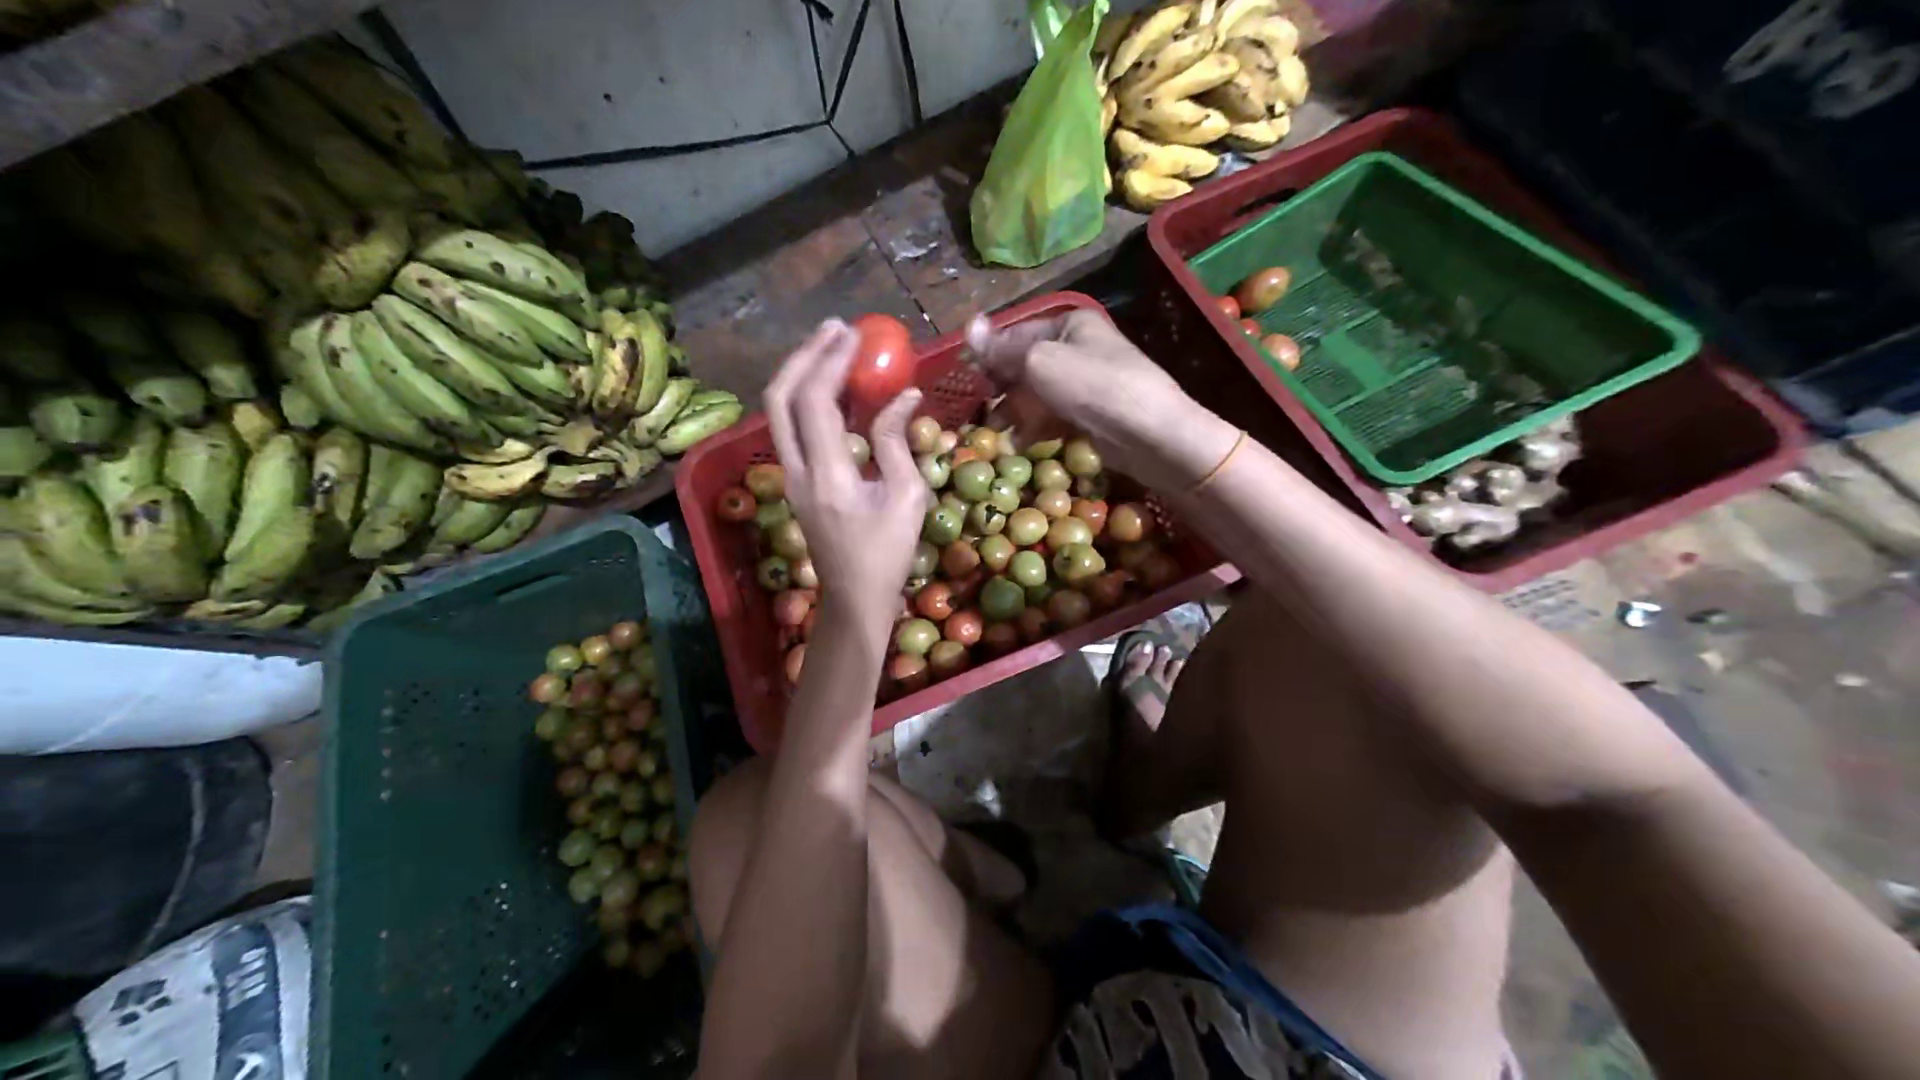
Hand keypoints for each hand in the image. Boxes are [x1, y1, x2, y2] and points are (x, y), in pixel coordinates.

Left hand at [765, 320, 927, 638]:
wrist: (854, 598)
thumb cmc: (888, 555)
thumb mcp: (907, 498)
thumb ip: (896, 442)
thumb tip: (904, 395)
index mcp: (827, 477)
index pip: (814, 402)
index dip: (831, 362)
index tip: (855, 334)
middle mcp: (796, 471)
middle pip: (778, 398)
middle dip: (804, 356)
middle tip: (836, 330)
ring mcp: (790, 477)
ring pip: (777, 411)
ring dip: (801, 373)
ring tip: (834, 348)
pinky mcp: (795, 481)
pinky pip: (791, 427)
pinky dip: (807, 398)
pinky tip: (835, 387)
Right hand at [965, 310, 1238, 492]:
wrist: (1150, 434)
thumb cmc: (1093, 386)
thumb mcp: (1040, 361)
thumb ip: (1002, 349)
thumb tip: (968, 326)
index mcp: (1070, 323)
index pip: (1017, 333)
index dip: (990, 355)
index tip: (966, 380)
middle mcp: (1078, 348)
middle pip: (1026, 365)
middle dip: (1001, 389)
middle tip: (978, 412)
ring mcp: (1086, 384)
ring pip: (1038, 395)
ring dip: (1014, 413)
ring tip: (994, 433)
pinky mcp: (1091, 416)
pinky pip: (1054, 418)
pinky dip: (1035, 429)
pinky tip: (1017, 444)